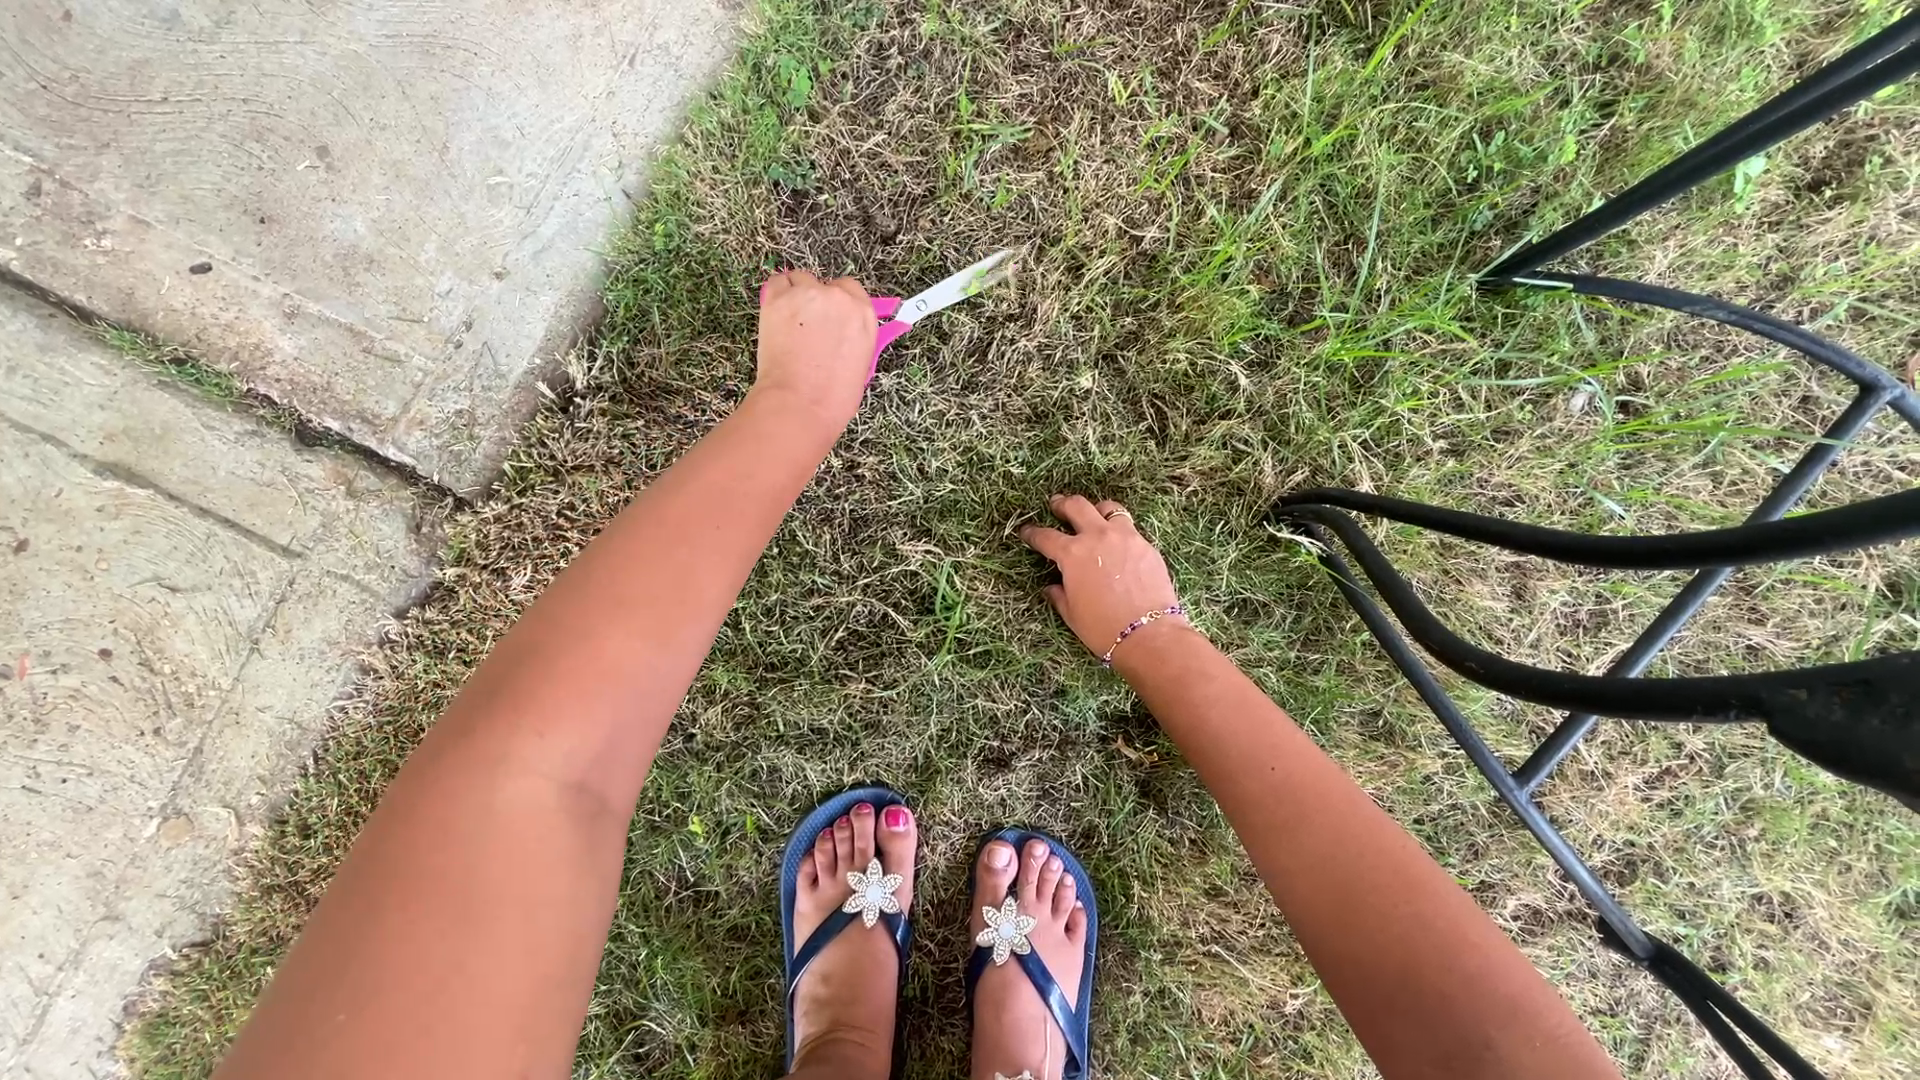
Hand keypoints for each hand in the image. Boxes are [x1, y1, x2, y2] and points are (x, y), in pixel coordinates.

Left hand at [752, 269, 877, 428]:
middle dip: (818, 301)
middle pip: (826, 284)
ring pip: (801, 280)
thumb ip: (853, 341)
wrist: (800, 404)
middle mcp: (838, 299)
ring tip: (790, 323)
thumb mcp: (859, 367)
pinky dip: (776, 295)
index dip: (839, 302)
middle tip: (809, 326)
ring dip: (796, 295)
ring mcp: (807, 295)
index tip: (831, 315)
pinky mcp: (778, 299)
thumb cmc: (831, 398)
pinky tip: (776, 315)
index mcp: (863, 316)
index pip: (852, 290)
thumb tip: (840, 337)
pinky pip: (777, 283)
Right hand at [1020, 494, 1184, 659]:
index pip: (1046, 537)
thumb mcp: (1072, 613)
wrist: (1149, 635)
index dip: (1032, 533)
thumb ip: (1059, 595)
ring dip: (1096, 510)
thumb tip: (1052, 587)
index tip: (1027, 532)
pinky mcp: (1146, 546)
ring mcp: (1125, 538)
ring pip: (1109, 508)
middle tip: (1056, 505)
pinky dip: (1119, 530)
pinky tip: (1117, 543)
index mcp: (1072, 554)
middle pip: (1077, 506)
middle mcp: (1098, 537)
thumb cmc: (1103, 628)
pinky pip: (1130, 528)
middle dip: (1062, 504)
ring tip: (1093, 516)